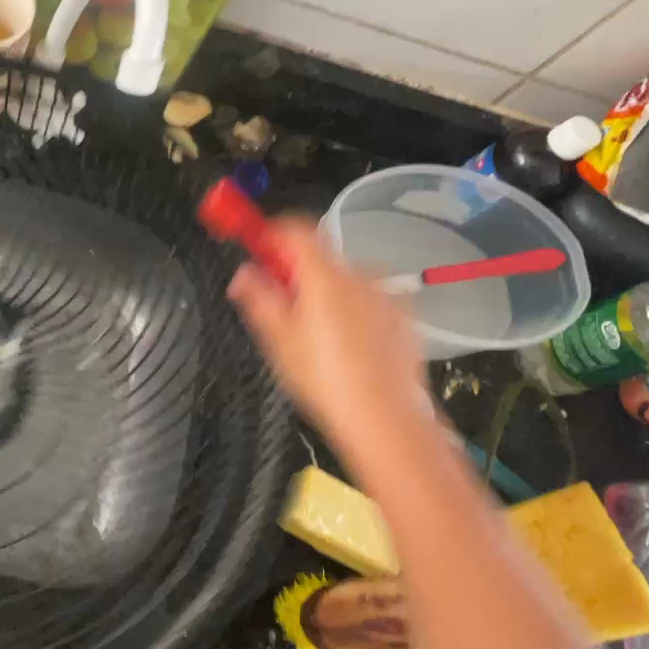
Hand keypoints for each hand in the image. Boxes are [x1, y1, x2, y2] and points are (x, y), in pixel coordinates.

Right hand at [226, 217, 430, 455]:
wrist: (385, 419)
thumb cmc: (324, 380)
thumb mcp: (278, 341)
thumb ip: (258, 298)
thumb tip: (243, 273)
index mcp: (324, 277)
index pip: (296, 230)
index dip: (271, 233)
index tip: (255, 246)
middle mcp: (360, 276)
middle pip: (321, 256)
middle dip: (296, 272)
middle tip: (279, 305)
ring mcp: (387, 295)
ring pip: (346, 279)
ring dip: (326, 291)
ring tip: (315, 334)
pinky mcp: (404, 317)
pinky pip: (370, 300)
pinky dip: (353, 310)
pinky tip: (346, 346)